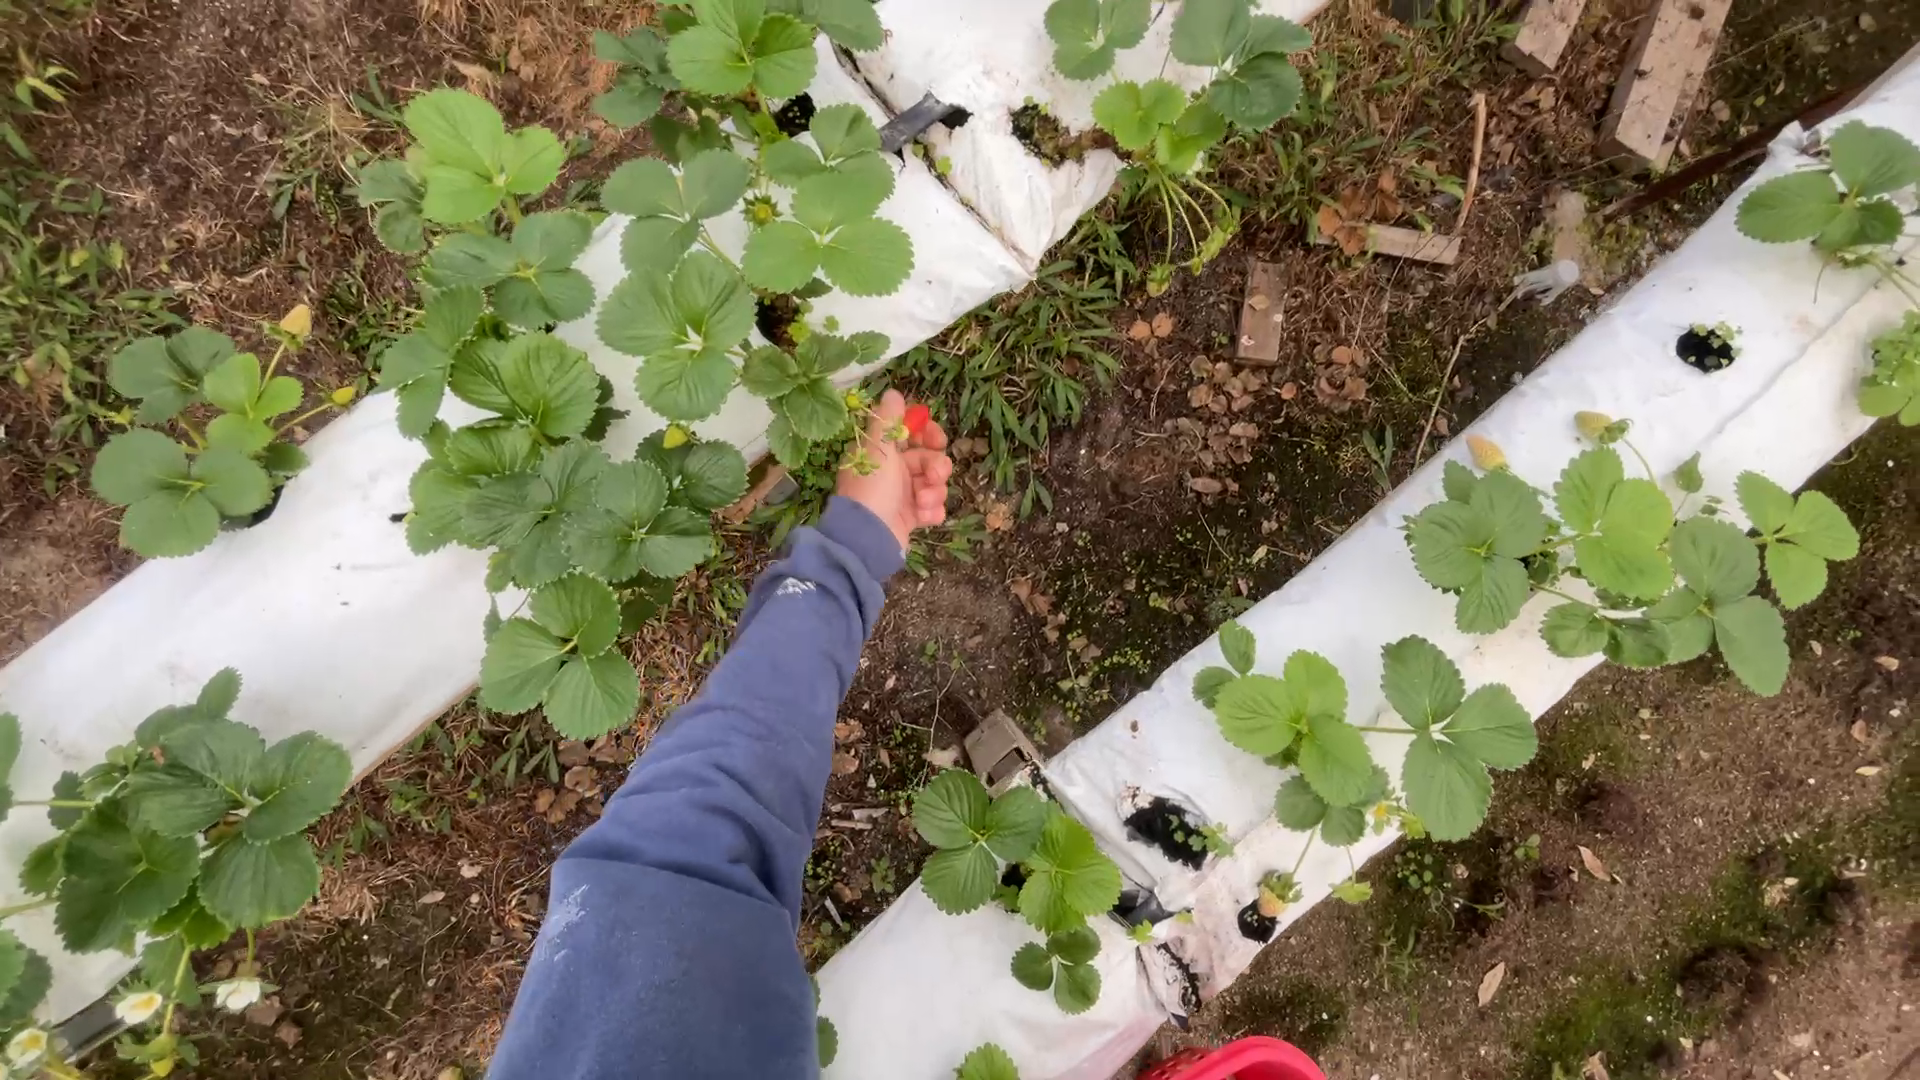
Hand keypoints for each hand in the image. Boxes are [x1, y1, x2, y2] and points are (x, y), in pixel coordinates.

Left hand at [836, 390, 951, 549]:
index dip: (928, 433)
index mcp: (882, 452)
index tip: (936, 439)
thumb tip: (893, 393)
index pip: (912, 433)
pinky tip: (922, 517)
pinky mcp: (911, 516)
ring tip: (922, 502)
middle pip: (929, 458)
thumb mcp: (878, 448)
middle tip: (932, 477)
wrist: (868, 538)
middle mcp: (892, 471)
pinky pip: (933, 507)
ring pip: (934, 483)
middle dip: (936, 467)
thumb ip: (888, 420)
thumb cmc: (872, 489)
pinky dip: (931, 511)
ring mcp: (903, 494)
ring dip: (934, 492)